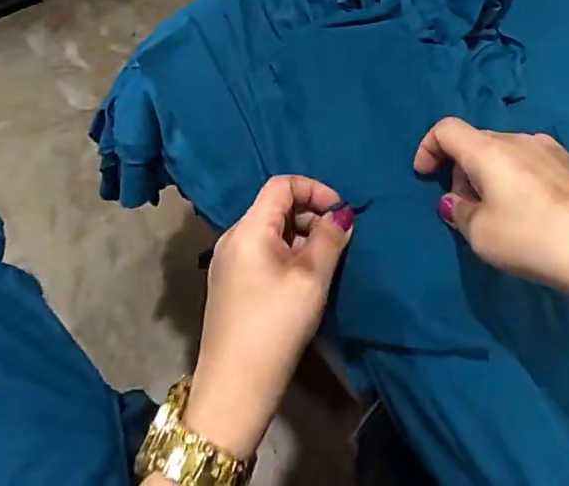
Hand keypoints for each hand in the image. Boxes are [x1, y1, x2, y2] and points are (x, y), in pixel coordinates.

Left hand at [185, 175, 353, 460]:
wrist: (234, 384)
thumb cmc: (275, 326)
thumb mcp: (311, 280)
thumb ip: (328, 240)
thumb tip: (341, 213)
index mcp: (248, 227)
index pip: (280, 184)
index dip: (313, 189)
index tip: (341, 212)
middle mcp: (232, 235)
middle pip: (273, 206)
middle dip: (309, 214)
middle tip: (338, 240)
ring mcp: (227, 258)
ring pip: (268, 229)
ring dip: (299, 235)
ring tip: (324, 261)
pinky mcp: (229, 280)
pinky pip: (260, 249)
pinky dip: (285, 252)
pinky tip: (302, 277)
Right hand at [414, 117, 568, 308]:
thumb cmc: (536, 239)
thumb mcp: (482, 235)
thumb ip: (459, 213)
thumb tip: (456, 201)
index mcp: (488, 149)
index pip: (445, 129)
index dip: (427, 148)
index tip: (424, 175)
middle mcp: (519, 140)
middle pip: (476, 142)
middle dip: (461, 168)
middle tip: (465, 205)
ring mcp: (554, 152)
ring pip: (507, 153)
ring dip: (492, 175)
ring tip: (501, 213)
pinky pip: (535, 165)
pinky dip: (521, 181)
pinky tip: (537, 215)